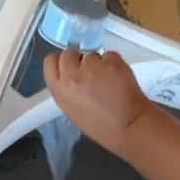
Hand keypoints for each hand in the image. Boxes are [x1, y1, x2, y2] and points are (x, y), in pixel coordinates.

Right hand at [43, 48, 166, 153]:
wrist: (128, 127)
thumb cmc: (99, 125)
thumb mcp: (71, 108)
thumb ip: (66, 88)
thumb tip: (72, 74)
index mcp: (59, 89)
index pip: (51, 61)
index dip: (62, 62)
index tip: (71, 67)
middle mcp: (72, 74)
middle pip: (69, 53)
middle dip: (79, 60)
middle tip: (90, 73)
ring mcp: (93, 66)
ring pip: (91, 54)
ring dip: (98, 63)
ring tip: (107, 79)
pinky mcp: (112, 61)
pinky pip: (109, 55)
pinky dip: (113, 63)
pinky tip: (118, 77)